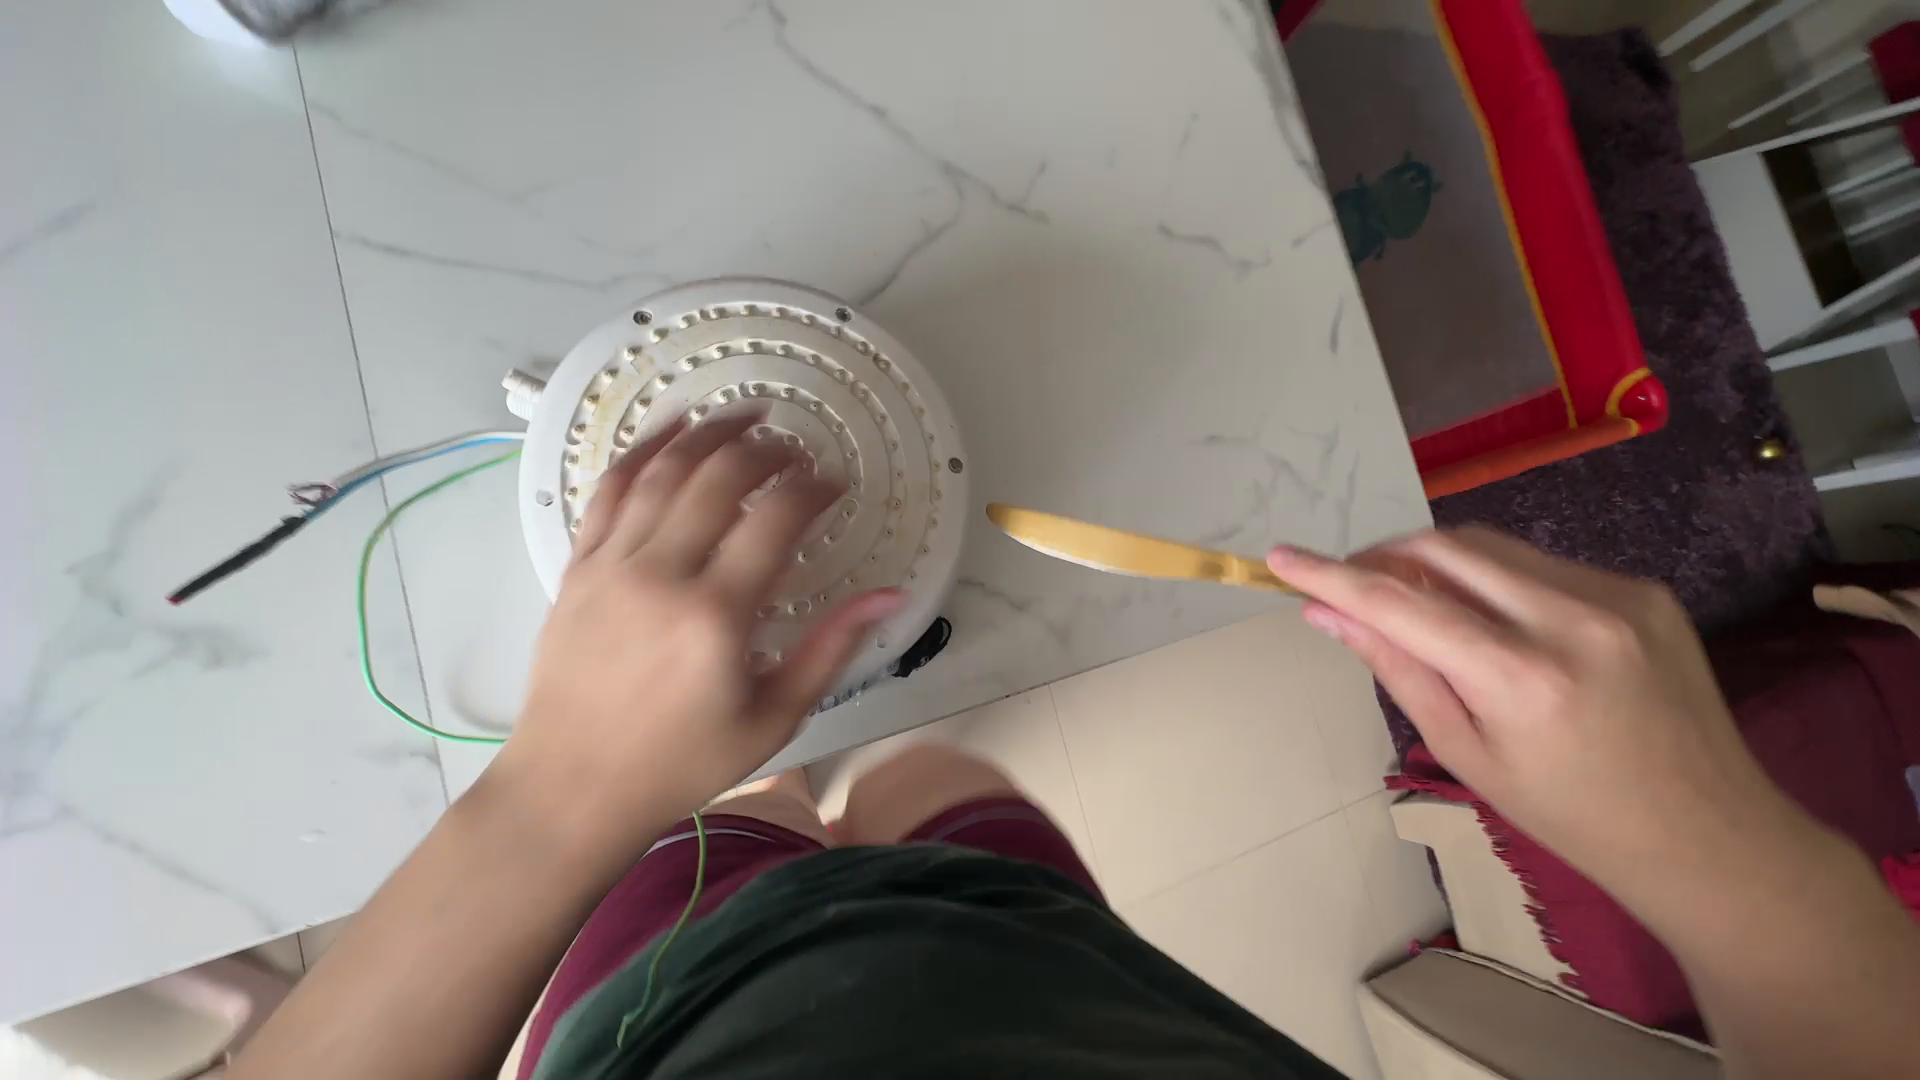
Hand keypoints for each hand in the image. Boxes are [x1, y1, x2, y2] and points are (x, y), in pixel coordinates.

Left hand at [498, 411, 901, 847]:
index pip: (777, 518)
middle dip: (766, 449)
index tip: (834, 481)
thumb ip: (831, 648)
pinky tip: (670, 431)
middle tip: (795, 447)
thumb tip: (891, 595)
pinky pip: (608, 490)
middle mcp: (663, 573)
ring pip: (663, 471)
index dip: (813, 486)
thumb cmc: (683, 761)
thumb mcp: (774, 716)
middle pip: (720, 478)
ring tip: (745, 416)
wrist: (573, 788)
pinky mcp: (578, 567)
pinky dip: (642, 451)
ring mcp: (613, 564)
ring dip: (709, 433)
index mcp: (718, 614)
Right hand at [1266, 528, 1811, 895]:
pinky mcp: (1641, 589)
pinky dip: (1485, 577)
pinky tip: (1485, 617)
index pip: (1400, 604)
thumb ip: (1395, 667)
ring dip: (1430, 562)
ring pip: (1486, 545)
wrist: (1710, 834)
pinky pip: (1532, 562)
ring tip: (1409, 600)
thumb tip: (1325, 613)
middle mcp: (1573, 619)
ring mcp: (1617, 595)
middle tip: (1348, 584)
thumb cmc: (1566, 811)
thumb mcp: (1462, 750)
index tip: (1281, 558)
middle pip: (1442, 548)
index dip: (1331, 576)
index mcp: (1522, 677)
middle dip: (1381, 556)